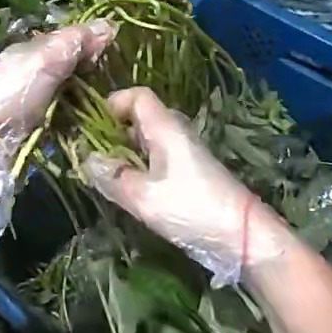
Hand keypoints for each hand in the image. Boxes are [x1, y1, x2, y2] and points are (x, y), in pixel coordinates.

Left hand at [0, 20, 113, 249]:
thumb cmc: (7, 99)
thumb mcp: (42, 62)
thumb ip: (73, 44)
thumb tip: (108, 24)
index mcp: (25, 55)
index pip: (64, 43)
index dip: (90, 44)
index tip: (119, 50)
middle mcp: (26, 79)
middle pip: (66, 73)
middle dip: (92, 76)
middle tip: (123, 84)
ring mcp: (28, 111)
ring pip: (66, 100)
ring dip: (88, 103)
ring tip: (118, 109)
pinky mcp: (30, 139)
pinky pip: (61, 125)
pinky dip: (77, 124)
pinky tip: (96, 128)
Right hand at [83, 87, 293, 286]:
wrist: (243, 236)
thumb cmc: (192, 210)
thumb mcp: (144, 197)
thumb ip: (113, 178)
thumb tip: (88, 160)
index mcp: (166, 128)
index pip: (139, 96)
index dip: (113, 102)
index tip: (92, 124)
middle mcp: (177, 133)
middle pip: (142, 117)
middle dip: (114, 131)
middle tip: (92, 153)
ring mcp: (186, 153)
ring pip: (149, 140)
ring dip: (126, 152)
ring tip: (106, 174)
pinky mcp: (191, 173)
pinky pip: (159, 158)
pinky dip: (140, 167)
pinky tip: (131, 189)